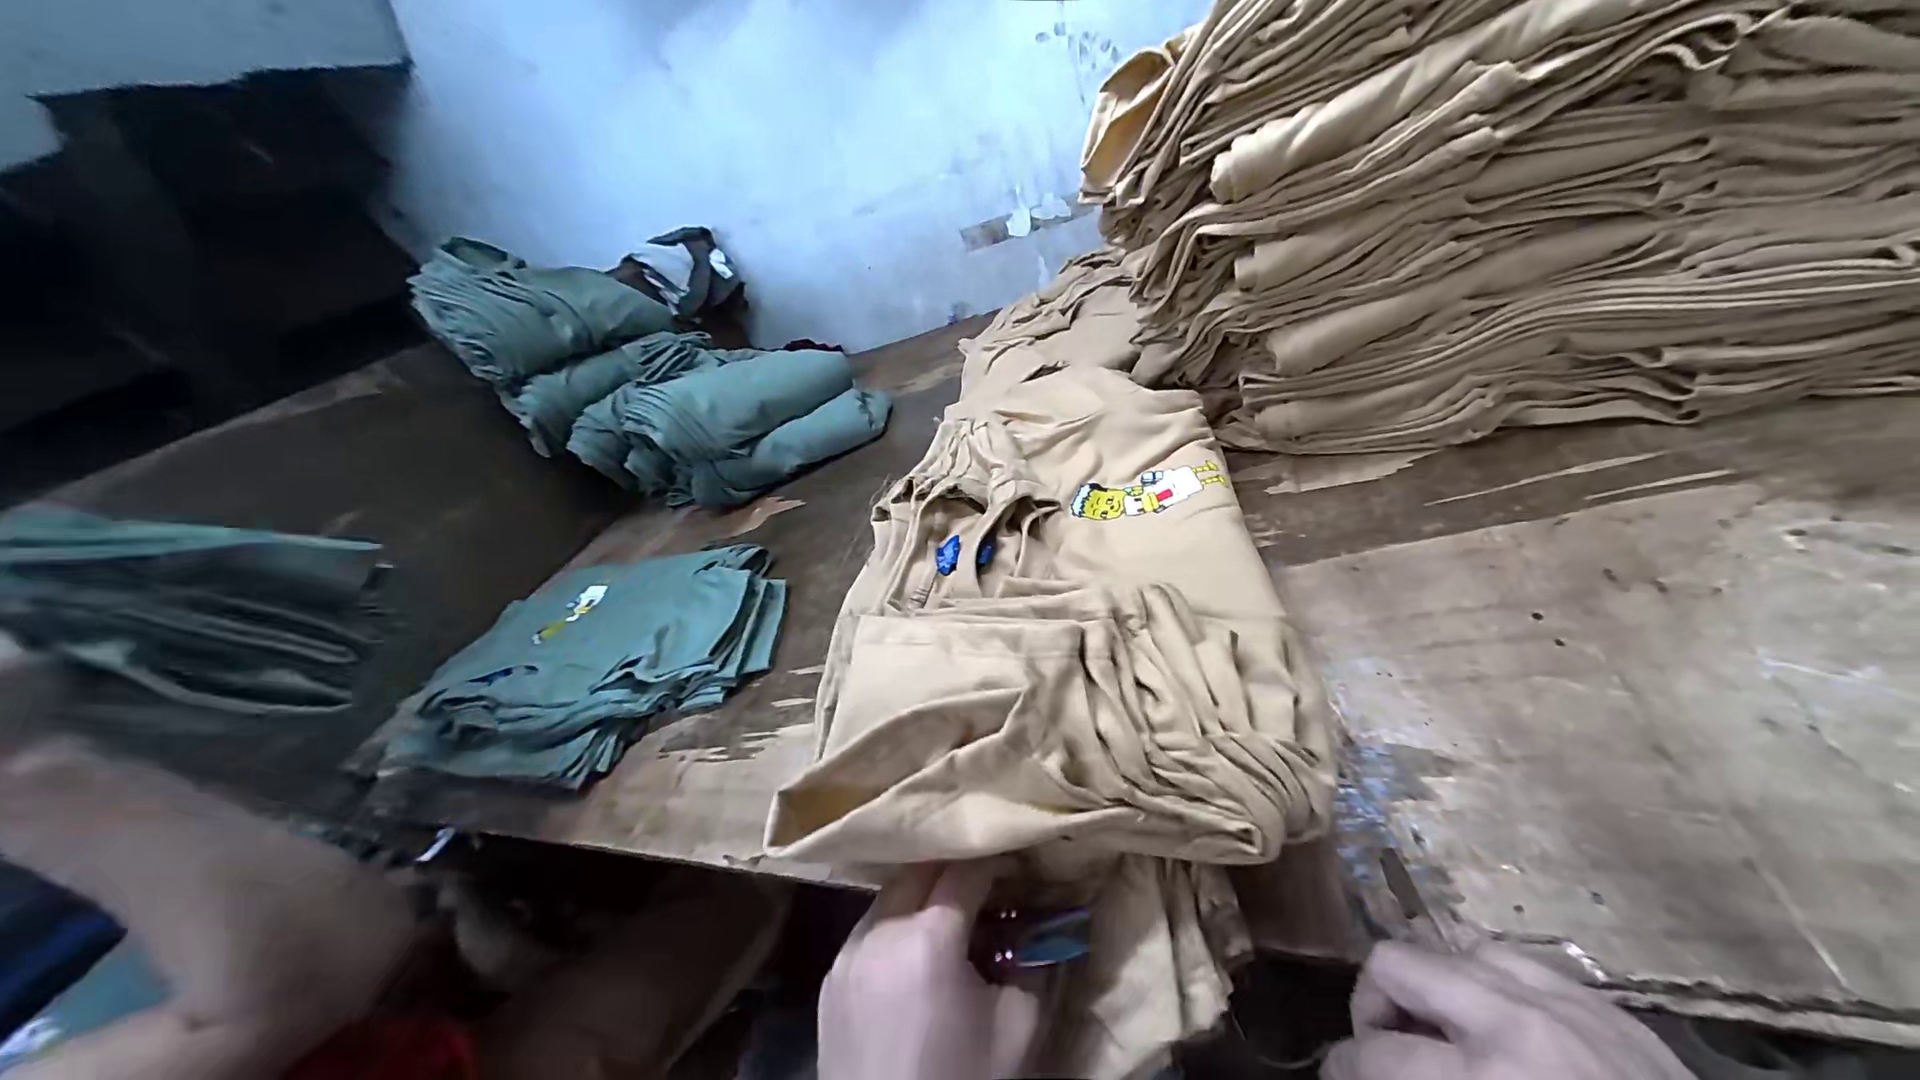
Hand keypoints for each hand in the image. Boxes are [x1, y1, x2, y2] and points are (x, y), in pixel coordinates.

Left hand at [818, 861, 1039, 1079]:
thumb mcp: (1016, 1028)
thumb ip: (1032, 963)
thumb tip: (1035, 924)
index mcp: (928, 939)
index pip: (964, 872)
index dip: (992, 862)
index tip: (1012, 864)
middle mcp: (881, 931)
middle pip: (920, 869)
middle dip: (954, 866)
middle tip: (983, 881)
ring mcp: (848, 952)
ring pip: (889, 894)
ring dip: (921, 890)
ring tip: (948, 912)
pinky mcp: (830, 977)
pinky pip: (868, 927)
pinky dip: (894, 921)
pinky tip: (913, 949)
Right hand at [1324, 942, 1692, 1079]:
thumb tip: (1362, 1070)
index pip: (1372, 1053)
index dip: (1342, 1067)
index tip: (1340, 1076)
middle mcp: (1517, 1024)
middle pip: (1394, 964)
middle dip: (1374, 1006)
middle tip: (1388, 1050)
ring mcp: (1570, 1007)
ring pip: (1456, 952)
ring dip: (1440, 994)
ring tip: (1452, 1038)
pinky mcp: (1612, 1010)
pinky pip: (1522, 967)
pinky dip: (1498, 992)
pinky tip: (1511, 1034)